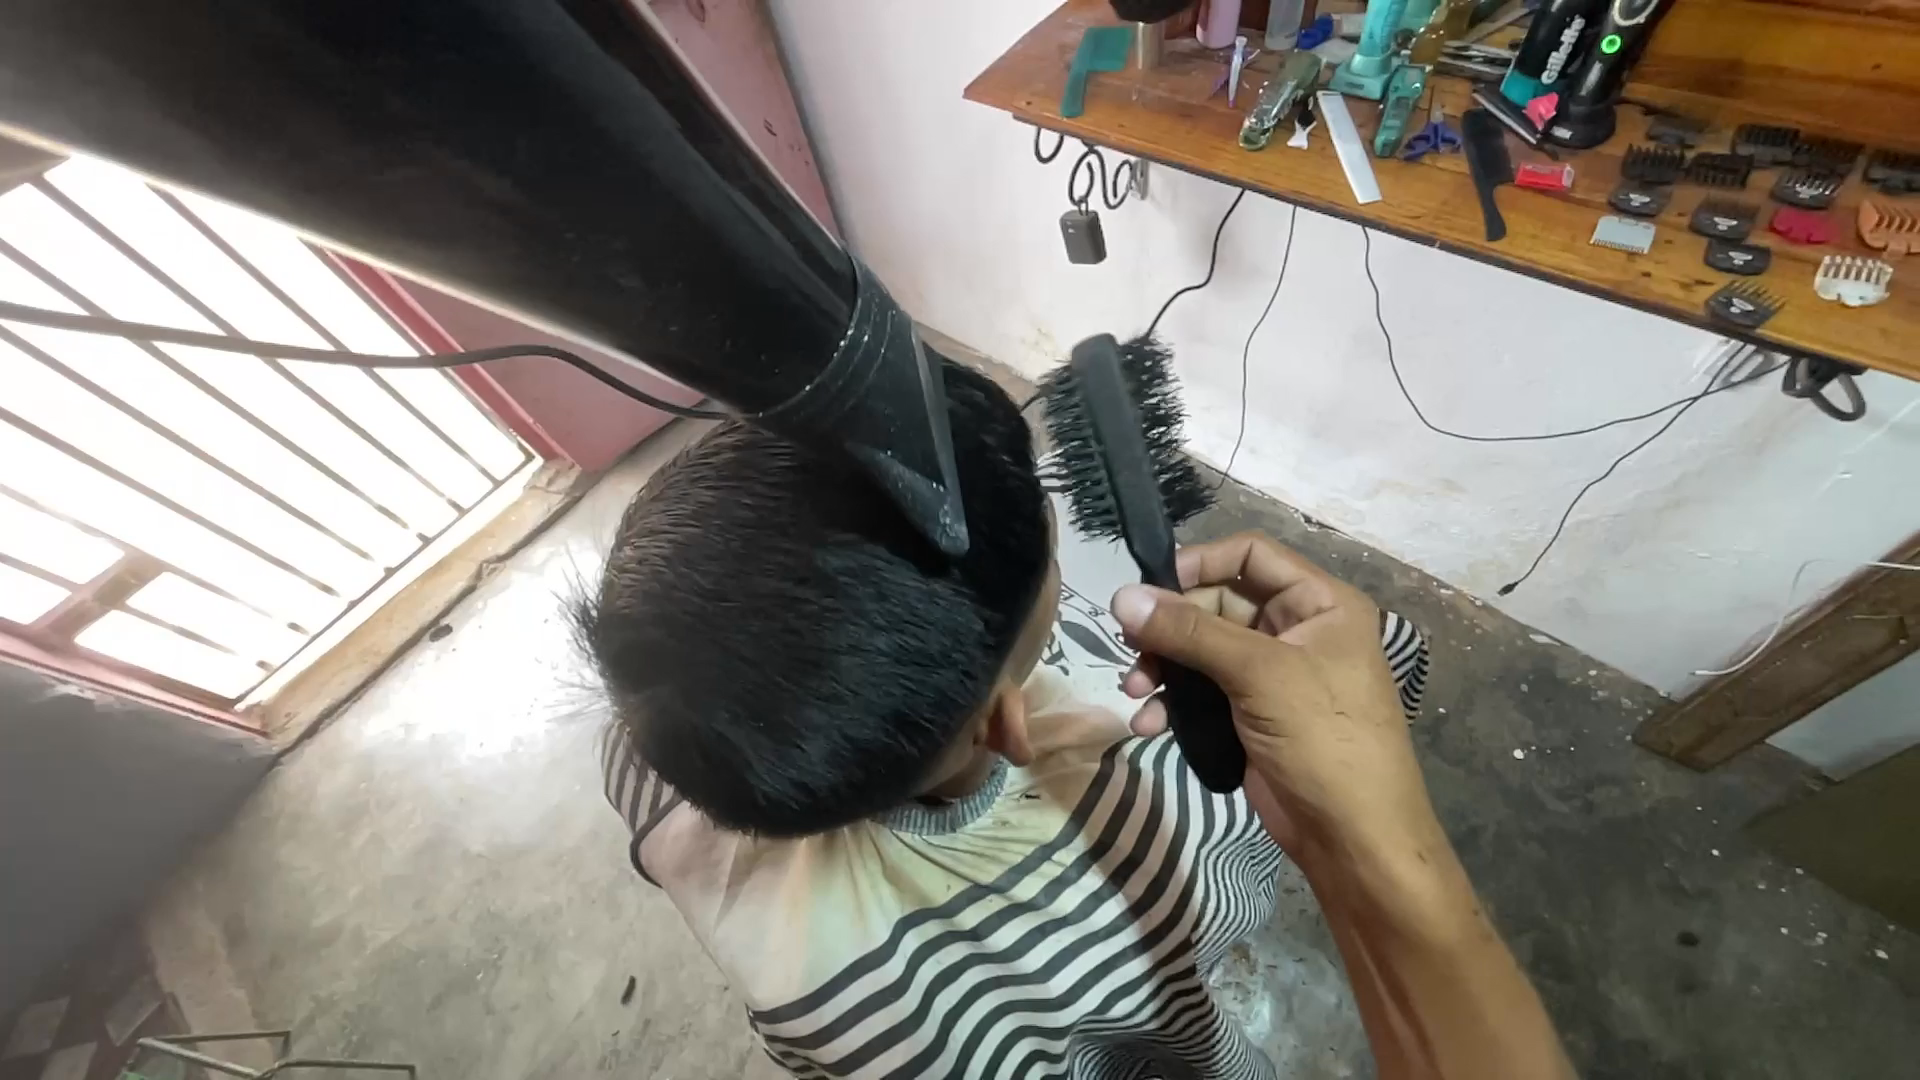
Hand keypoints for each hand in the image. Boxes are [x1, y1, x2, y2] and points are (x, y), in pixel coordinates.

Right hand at [1110, 532, 1438, 861]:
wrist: (1353, 841)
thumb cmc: (1323, 740)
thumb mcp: (1258, 674)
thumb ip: (1189, 631)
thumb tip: (1120, 595)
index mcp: (1319, 603)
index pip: (1250, 554)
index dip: (1199, 562)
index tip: (1151, 588)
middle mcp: (1294, 628)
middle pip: (1214, 602)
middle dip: (1169, 627)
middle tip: (1130, 647)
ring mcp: (1269, 672)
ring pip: (1199, 646)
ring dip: (1162, 665)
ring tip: (1133, 690)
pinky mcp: (1247, 710)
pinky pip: (1199, 687)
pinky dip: (1171, 700)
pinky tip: (1148, 723)